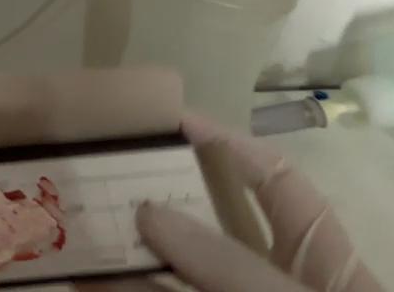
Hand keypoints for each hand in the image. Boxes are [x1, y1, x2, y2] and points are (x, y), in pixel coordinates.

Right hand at [89, 112, 383, 291]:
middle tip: (96, 169)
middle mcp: (271, 289)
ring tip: (72, 226)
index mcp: (322, 269)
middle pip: (210, 228)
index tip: (163, 118)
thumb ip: (231, 266)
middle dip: (155, 196)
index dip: (223, 145)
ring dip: (124, 253)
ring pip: (173, 277)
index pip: (274, 186)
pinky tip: (82, 284)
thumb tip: (147, 210)